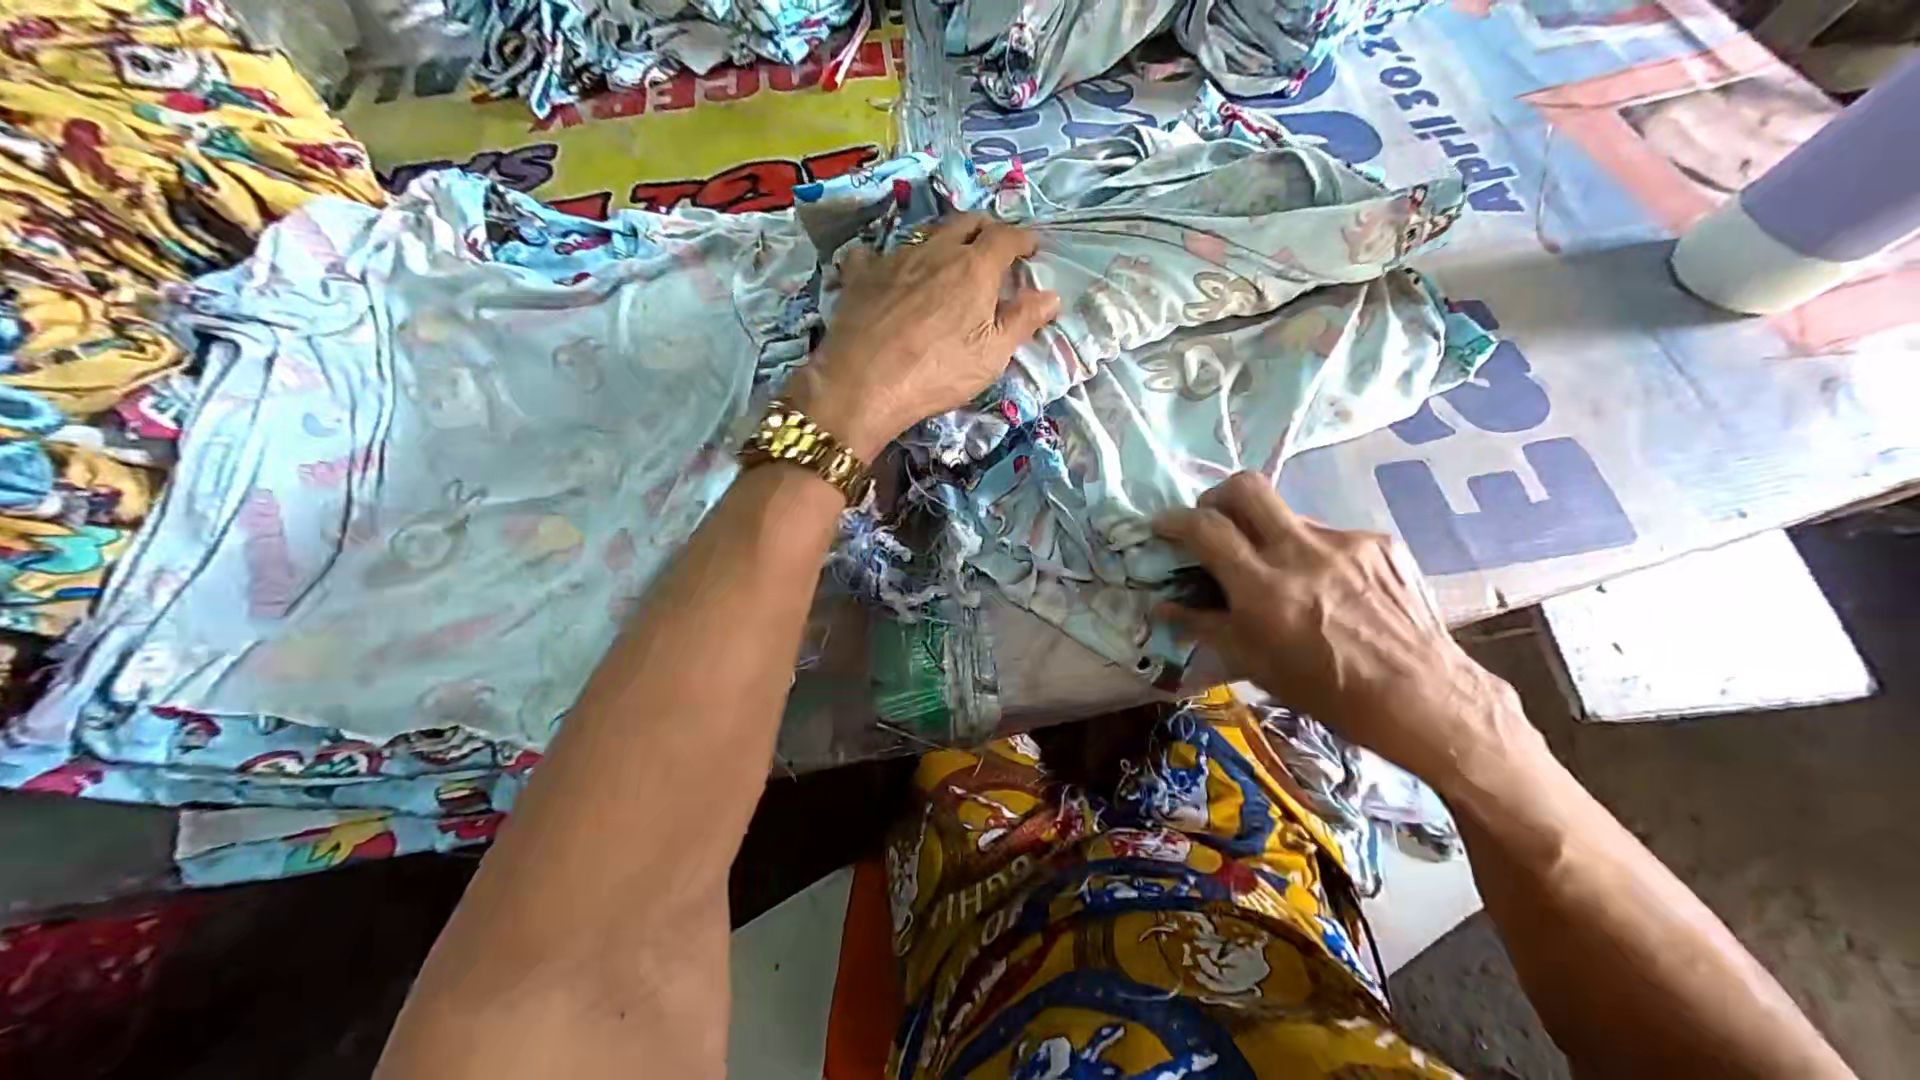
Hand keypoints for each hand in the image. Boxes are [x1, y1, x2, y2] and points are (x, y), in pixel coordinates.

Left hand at [787, 213, 1059, 459]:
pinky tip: (884, 272)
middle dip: (985, 228)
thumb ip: (1022, 321)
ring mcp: (895, 259)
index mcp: (974, 267)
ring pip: (925, 235)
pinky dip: (885, 258)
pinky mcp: (860, 276)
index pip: (1006, 237)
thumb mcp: (991, 355)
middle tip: (993, 245)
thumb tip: (1052, 295)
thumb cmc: (938, 371)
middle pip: (966, 222)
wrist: (864, 383)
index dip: (1022, 239)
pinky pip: (873, 254)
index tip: (1030, 247)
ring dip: (942, 241)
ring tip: (946, 258)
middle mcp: (936, 251)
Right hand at [1154, 473, 1534, 790]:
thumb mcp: (1251, 662)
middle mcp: (1301, 551)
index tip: (1162, 525)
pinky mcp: (1378, 542)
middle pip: (1246, 488)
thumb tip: (1160, 607)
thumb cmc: (1323, 689)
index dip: (1174, 520)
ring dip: (1267, 532)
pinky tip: (1327, 586)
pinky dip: (1312, 553)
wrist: (1419, 696)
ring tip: (1278, 571)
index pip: (1206, 528)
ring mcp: (1344, 541)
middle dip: (1217, 496)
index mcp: (1264, 587)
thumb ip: (1201, 625)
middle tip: (1212, 520)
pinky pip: (1328, 534)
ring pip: (1288, 513)